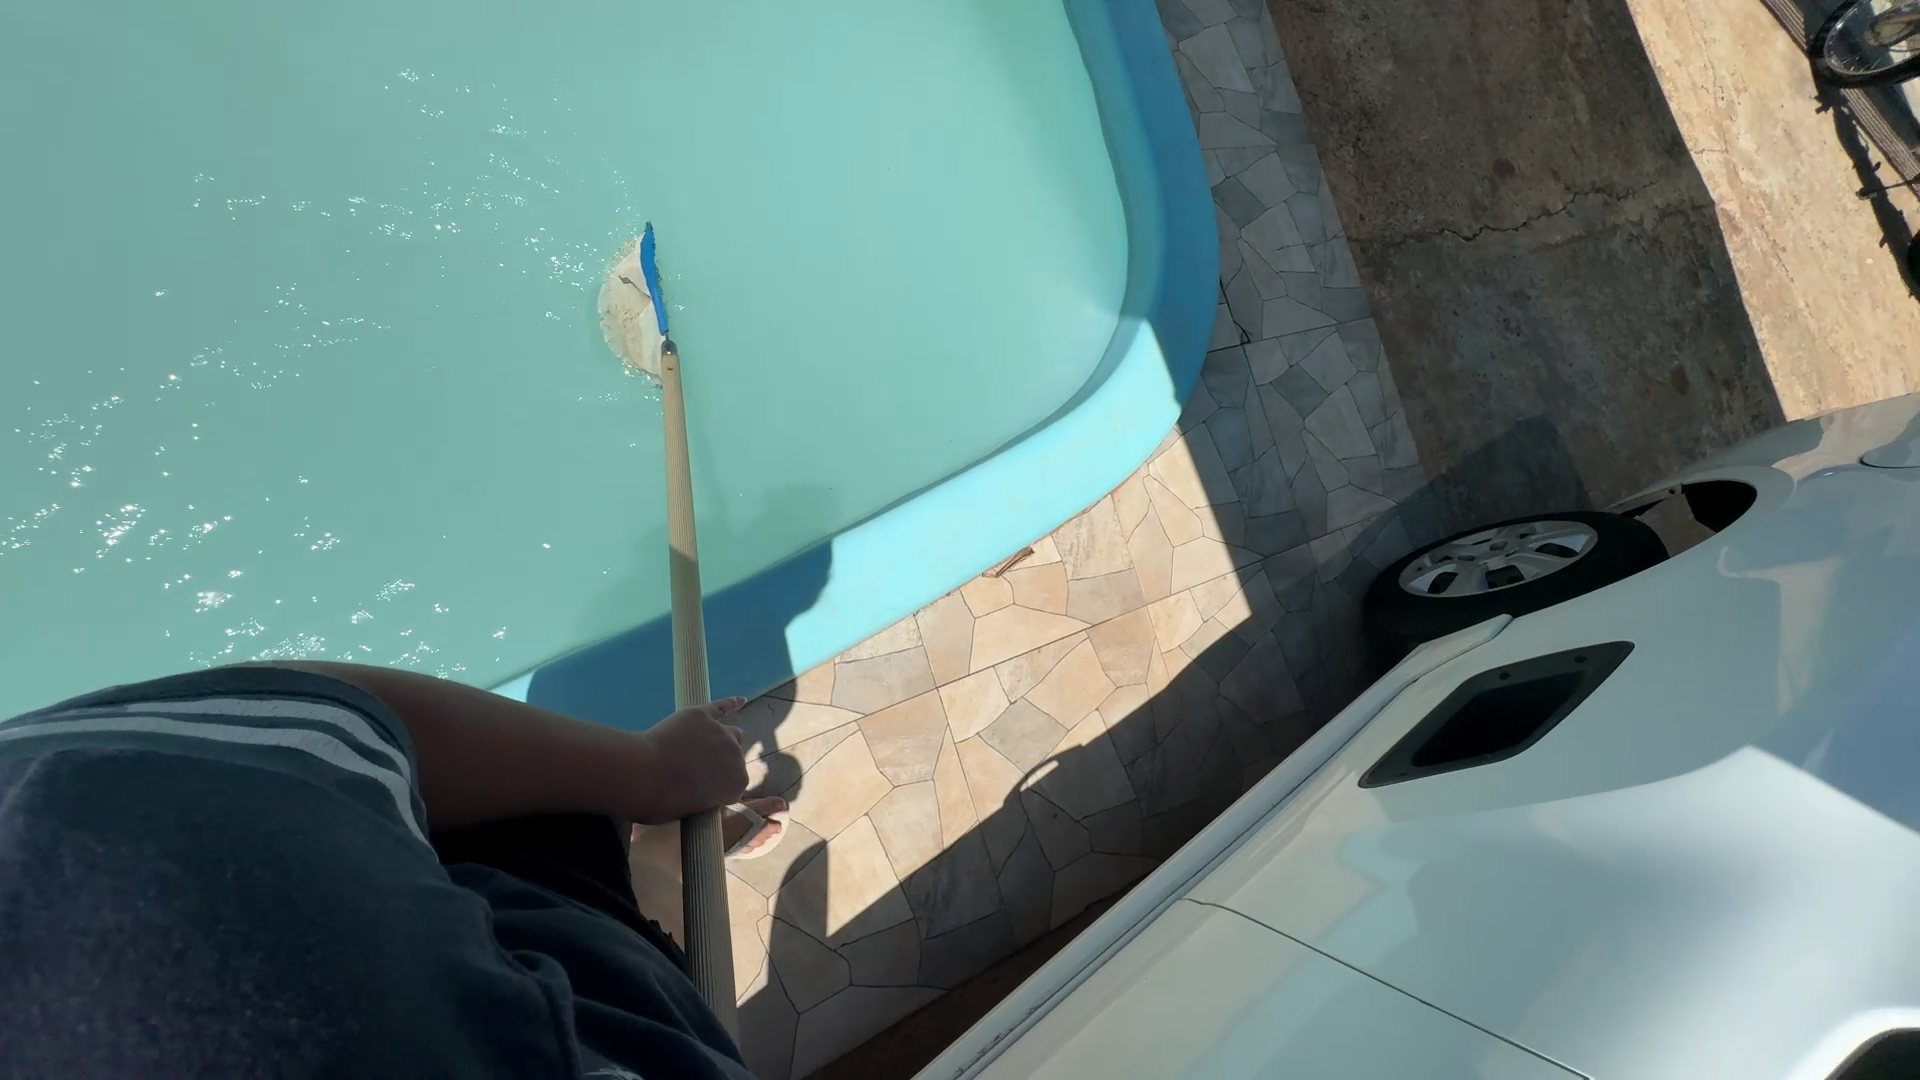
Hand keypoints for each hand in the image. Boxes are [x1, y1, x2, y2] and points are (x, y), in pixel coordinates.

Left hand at [627, 697, 749, 824]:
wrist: (641, 774)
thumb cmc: (661, 800)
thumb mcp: (690, 810)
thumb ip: (705, 797)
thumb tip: (700, 789)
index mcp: (736, 784)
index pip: (735, 784)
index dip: (720, 786)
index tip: (704, 789)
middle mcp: (736, 755)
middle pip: (735, 756)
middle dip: (722, 762)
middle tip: (699, 768)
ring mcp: (720, 732)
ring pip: (731, 733)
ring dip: (721, 740)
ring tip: (703, 745)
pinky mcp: (703, 715)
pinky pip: (722, 707)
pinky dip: (731, 704)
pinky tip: (740, 700)